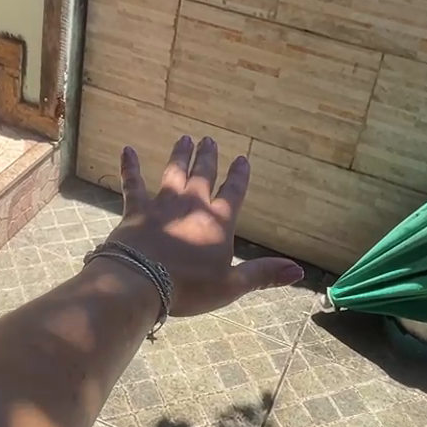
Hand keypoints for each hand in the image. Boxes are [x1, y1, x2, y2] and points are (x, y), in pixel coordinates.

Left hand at [108, 136, 304, 317]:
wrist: (142, 282)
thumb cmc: (189, 287)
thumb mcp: (231, 285)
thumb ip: (263, 274)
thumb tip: (299, 270)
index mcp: (218, 222)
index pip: (232, 193)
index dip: (239, 176)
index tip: (242, 159)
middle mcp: (192, 205)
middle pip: (203, 175)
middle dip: (207, 157)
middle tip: (209, 140)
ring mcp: (163, 204)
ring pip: (174, 173)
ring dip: (179, 155)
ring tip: (184, 139)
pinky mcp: (136, 210)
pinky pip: (133, 183)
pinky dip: (130, 166)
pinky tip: (127, 150)